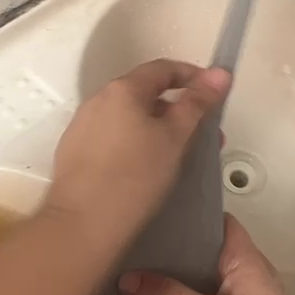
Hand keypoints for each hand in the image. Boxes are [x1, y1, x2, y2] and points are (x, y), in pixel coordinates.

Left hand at [43, 60, 230, 256]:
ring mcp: (82, 126)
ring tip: (178, 153)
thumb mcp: (175, 137)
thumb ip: (198, 103)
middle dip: (177, 108)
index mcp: (122, 90)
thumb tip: (219, 74)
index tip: (213, 91)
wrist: (83, 224)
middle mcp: (98, 100)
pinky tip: (146, 167)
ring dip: (156, 126)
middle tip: (202, 131)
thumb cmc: (135, 176)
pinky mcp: (74, 152)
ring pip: (128, 116)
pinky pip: (112, 136)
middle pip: (144, 92)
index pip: (163, 69)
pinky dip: (135, 141)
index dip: (192, 76)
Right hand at [118, 214, 294, 294]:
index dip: (191, 214)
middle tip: (134, 249)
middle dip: (175, 251)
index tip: (155, 215)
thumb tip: (127, 278)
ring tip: (137, 279)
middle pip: (208, 252)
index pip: (220, 221)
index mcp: (248, 261)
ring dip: (179, 284)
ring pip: (206, 285)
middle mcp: (250, 277)